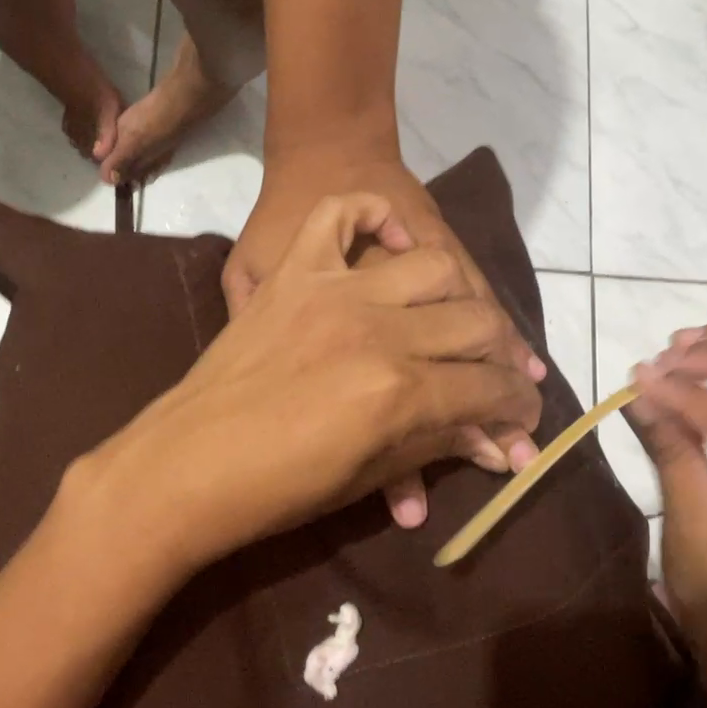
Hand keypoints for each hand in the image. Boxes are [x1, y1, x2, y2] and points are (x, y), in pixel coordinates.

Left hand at [226, 153, 545, 527]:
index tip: (525, 420)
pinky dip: (373, 217)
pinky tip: (393, 244)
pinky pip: (346, 217)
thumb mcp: (363, 479)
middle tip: (507, 379)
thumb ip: (435, 446)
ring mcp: (334, 290)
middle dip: (507, 357)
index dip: (519, 408)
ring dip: (465, 297)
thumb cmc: (273, 490)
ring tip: (469, 324)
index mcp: (395, 394)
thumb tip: (496, 442)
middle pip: (478, 325)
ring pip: (436, 267)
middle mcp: (377, 331)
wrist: (180, 464)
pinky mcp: (297, 269)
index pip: (489, 389)